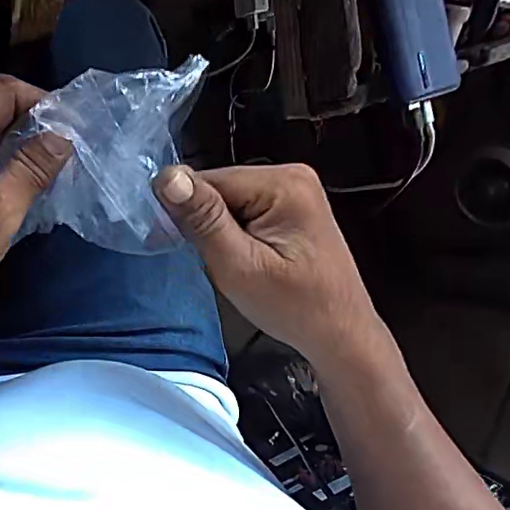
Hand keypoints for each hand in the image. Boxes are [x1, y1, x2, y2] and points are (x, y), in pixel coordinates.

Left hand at [0, 75, 70, 361]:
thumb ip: (32, 168)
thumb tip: (65, 136)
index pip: (2, 92)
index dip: (44, 103)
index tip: (77, 130)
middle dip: (38, 122)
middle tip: (75, 149)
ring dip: (26, 143)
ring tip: (61, 164)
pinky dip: (10, 159)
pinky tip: (33, 178)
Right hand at [153, 163, 388, 366]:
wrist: (340, 334)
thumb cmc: (297, 308)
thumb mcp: (240, 267)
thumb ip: (203, 220)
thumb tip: (169, 178)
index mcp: (284, 182)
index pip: (207, 180)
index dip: (187, 215)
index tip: (185, 248)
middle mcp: (292, 175)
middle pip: (218, 189)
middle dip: (208, 226)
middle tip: (224, 264)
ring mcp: (294, 191)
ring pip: (228, 202)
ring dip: (222, 234)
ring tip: (240, 265)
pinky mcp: (292, 208)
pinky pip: (245, 212)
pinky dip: (237, 237)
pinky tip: (250, 260)